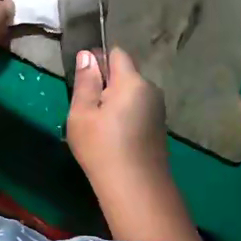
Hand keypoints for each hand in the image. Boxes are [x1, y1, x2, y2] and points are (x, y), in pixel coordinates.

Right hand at [66, 48, 166, 181]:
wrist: (135, 187)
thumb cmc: (101, 147)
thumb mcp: (82, 114)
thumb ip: (85, 82)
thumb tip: (87, 55)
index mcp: (132, 81)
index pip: (116, 54)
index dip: (98, 59)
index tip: (83, 79)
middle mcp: (150, 89)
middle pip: (125, 74)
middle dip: (106, 84)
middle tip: (86, 109)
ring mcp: (158, 109)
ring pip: (131, 94)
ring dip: (114, 102)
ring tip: (97, 126)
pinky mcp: (158, 127)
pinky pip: (138, 110)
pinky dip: (124, 116)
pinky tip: (113, 138)